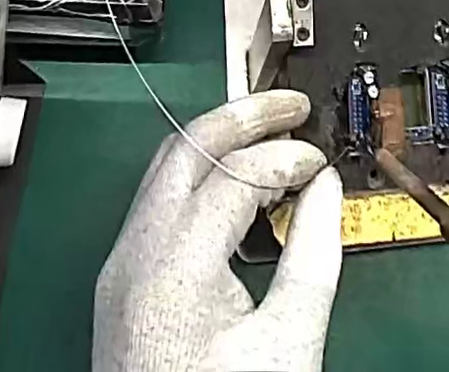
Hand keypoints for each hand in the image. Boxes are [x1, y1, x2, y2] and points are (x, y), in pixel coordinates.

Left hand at [93, 91, 342, 371]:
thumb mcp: (289, 344)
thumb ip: (313, 252)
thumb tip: (325, 186)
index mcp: (172, 268)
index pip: (234, 176)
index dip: (286, 158)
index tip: (322, 164)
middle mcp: (135, 252)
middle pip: (189, 145)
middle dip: (246, 114)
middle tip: (294, 104)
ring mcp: (123, 262)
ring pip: (171, 162)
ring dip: (224, 136)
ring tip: (273, 126)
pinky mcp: (126, 275)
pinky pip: (165, 195)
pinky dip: (208, 171)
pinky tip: (243, 175)